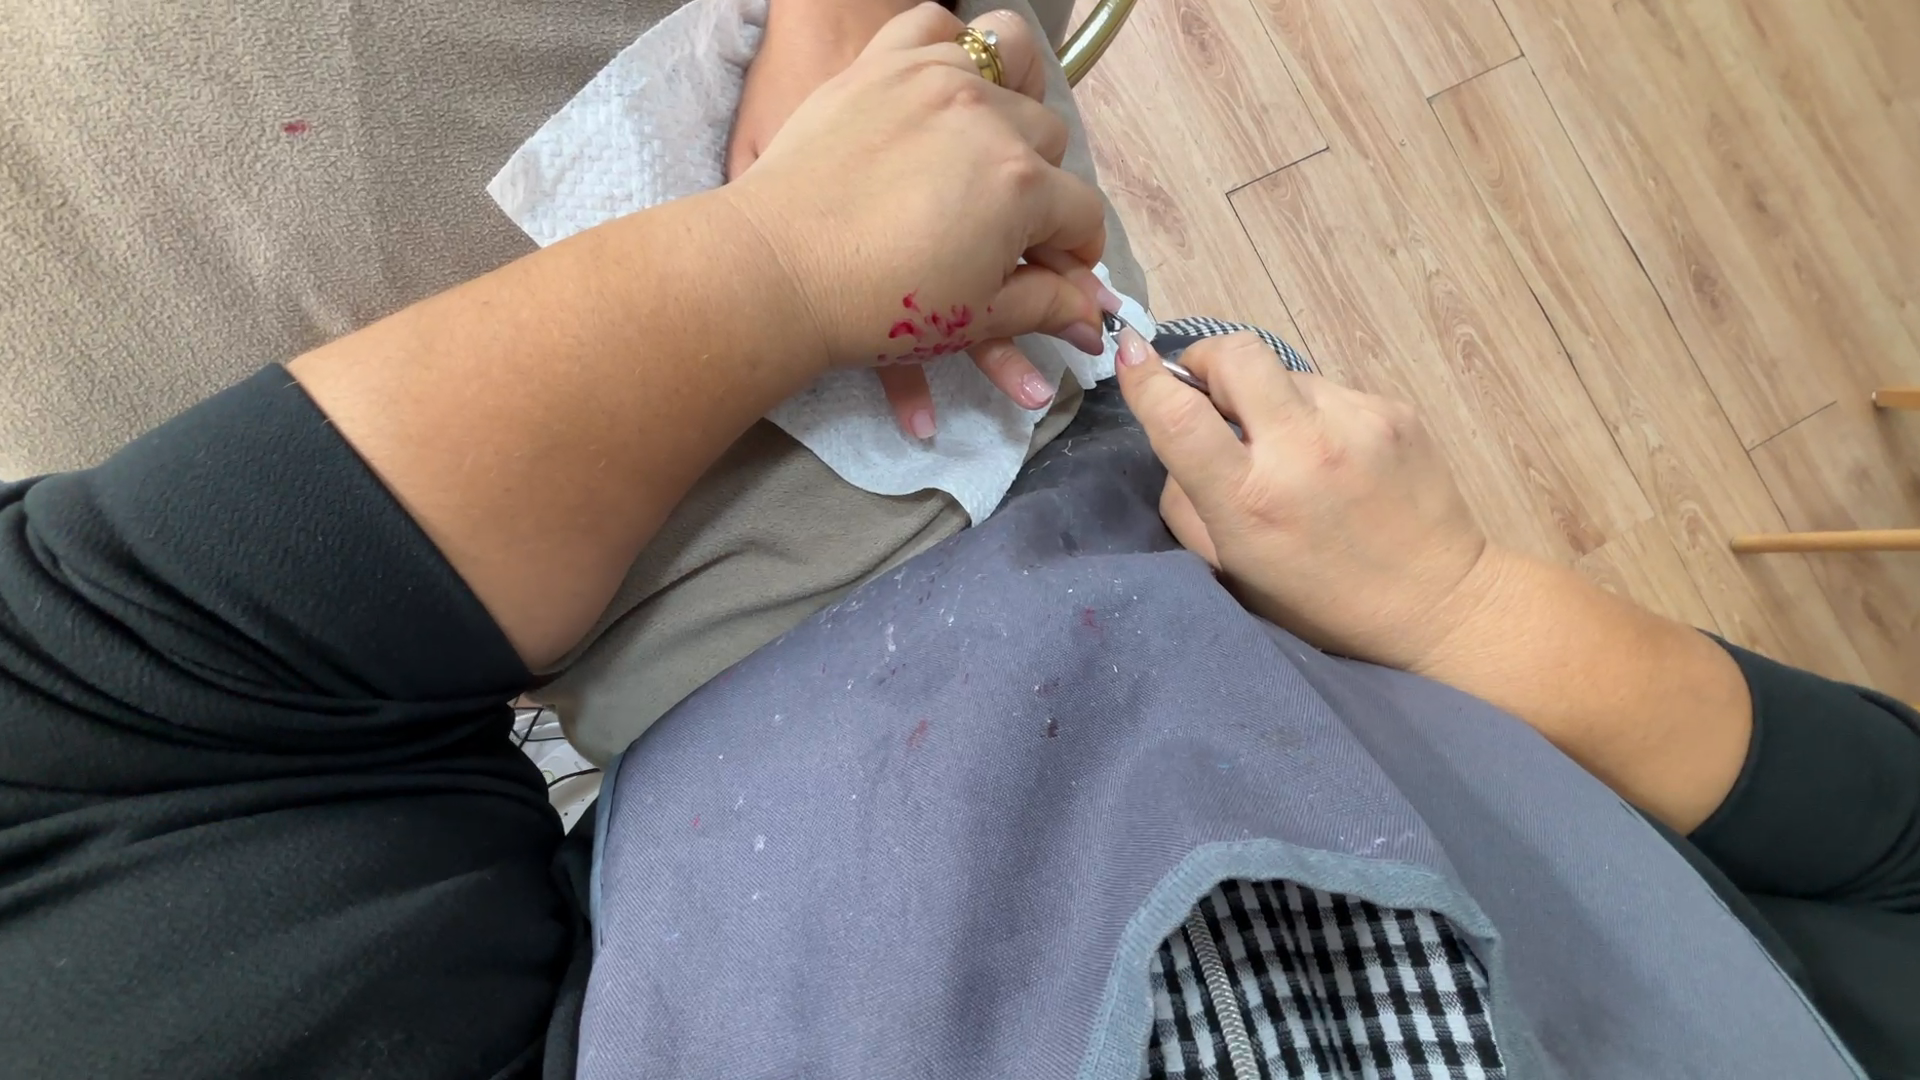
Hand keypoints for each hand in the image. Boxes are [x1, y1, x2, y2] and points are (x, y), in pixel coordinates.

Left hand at [723, 3, 1111, 438]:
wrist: (778, 272)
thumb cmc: (877, 308)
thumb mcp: (973, 319)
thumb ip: (1044, 307)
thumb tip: (1093, 318)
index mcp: (1020, 188)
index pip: (1083, 214)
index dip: (1080, 252)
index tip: (1063, 272)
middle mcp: (990, 117)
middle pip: (1052, 143)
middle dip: (1044, 190)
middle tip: (1011, 228)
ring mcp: (934, 76)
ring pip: (1011, 67)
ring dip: (1015, 108)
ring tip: (988, 147)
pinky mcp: (883, 62)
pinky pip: (938, 24)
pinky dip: (952, 50)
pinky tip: (943, 92)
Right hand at [1113, 330, 1496, 672]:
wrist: (1436, 602)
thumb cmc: (1314, 599)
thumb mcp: (1227, 568)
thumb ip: (1186, 504)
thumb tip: (1180, 451)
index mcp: (1250, 499)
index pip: (1181, 417)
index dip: (1146, 378)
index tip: (1128, 351)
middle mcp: (1302, 448)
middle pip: (1236, 354)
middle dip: (1207, 360)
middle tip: (1206, 391)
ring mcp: (1358, 421)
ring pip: (1284, 372)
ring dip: (1264, 396)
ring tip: (1282, 443)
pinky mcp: (1395, 410)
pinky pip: (1328, 390)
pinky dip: (1309, 412)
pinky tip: (1330, 455)